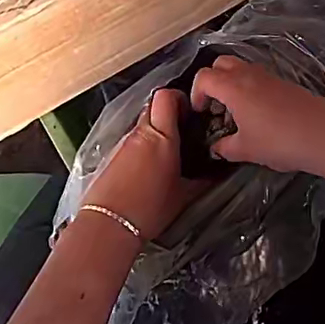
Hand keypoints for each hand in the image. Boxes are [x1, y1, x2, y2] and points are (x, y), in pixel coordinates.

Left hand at [85, 88, 203, 237]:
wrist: (107, 226)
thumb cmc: (149, 210)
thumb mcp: (183, 196)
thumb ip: (202, 181)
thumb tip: (217, 176)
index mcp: (162, 137)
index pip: (165, 97)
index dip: (177, 97)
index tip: (188, 110)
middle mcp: (140, 134)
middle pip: (152, 106)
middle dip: (167, 112)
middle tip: (180, 129)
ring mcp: (121, 144)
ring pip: (140, 124)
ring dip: (153, 131)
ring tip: (164, 153)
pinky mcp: (109, 157)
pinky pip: (128, 142)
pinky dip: (139, 147)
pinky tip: (146, 168)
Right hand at [189, 56, 324, 175]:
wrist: (324, 134)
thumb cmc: (279, 141)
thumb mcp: (245, 150)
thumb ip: (224, 147)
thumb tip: (216, 147)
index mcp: (234, 86)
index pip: (204, 76)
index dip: (196, 93)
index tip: (201, 113)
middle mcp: (250, 74)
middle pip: (221, 63)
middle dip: (213, 81)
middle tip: (217, 107)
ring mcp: (270, 76)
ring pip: (242, 68)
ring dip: (232, 84)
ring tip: (237, 113)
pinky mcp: (285, 83)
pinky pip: (259, 77)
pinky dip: (250, 88)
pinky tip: (259, 115)